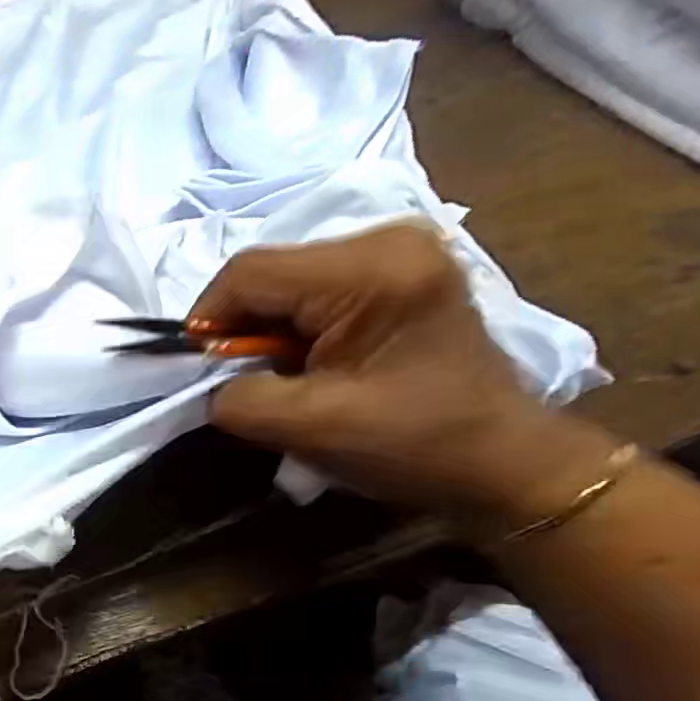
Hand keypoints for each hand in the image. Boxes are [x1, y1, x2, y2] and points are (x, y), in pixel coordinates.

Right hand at [202, 222, 618, 529]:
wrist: (503, 461)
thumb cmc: (418, 446)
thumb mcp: (316, 429)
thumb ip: (244, 401)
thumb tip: (209, 385)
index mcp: (373, 268)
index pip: (252, 271)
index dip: (208, 318)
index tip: (196, 369)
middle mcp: (388, 238)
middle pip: (273, 272)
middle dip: (244, 330)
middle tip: (239, 382)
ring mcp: (400, 251)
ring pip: (293, 283)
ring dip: (270, 333)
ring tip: (277, 380)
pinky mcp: (401, 273)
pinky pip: (321, 292)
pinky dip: (298, 332)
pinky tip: (308, 366)